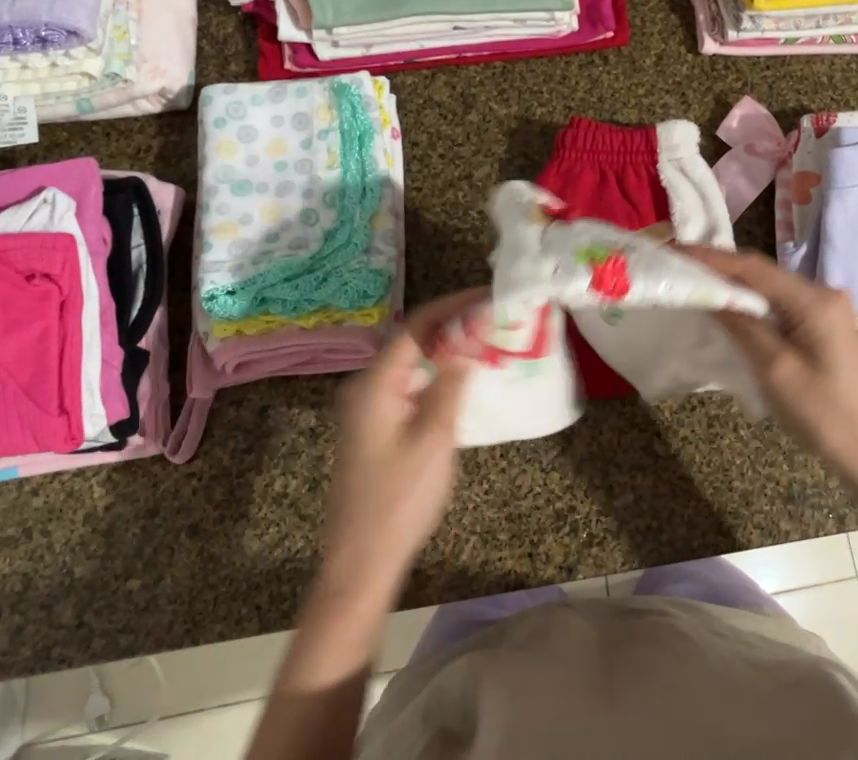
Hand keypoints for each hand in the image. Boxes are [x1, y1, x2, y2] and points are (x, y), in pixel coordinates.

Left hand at [323, 289, 485, 588]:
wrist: (360, 560)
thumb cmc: (398, 500)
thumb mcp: (434, 439)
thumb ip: (451, 386)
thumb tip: (467, 344)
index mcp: (375, 384)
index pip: (417, 326)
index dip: (453, 305)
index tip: (490, 296)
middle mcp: (366, 388)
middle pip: (414, 341)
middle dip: (455, 326)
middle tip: (496, 320)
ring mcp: (369, 410)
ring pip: (414, 365)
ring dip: (449, 352)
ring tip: (489, 344)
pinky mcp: (377, 429)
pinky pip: (412, 388)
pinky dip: (440, 378)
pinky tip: (466, 384)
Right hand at [691, 248, 857, 497]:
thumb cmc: (826, 417)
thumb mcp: (776, 371)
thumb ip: (743, 326)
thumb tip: (711, 294)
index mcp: (816, 300)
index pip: (755, 268)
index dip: (713, 258)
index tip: (676, 251)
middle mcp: (826, 296)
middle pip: (764, 275)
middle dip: (722, 271)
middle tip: (680, 270)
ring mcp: (830, 313)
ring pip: (773, 292)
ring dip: (737, 291)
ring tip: (697, 289)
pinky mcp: (828, 331)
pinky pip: (784, 309)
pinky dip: (756, 309)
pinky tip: (733, 314)